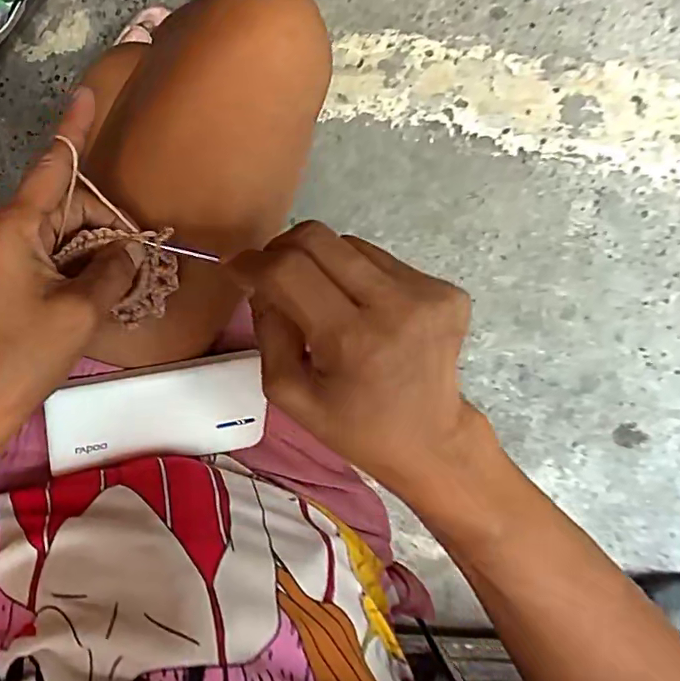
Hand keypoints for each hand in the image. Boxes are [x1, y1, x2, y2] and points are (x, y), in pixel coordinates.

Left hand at [0, 88, 137, 434]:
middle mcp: (7, 232)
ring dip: (97, 247)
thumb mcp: (79, 311)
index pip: (52, 167)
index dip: (73, 130)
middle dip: (106, 220)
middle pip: (67, 204)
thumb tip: (130, 250)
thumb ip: (112, 271)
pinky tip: (107, 282)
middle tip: (142, 251)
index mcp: (15, 228)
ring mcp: (7, 255)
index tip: (87, 92)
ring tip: (129, 273)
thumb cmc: (25, 356)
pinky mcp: (13, 277)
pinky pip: (54, 255)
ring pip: (64, 232)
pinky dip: (82, 263)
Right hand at [226, 221, 488, 495]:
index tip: (235, 267)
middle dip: (279, 250)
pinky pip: (374, 258)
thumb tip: (260, 283)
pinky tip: (351, 304)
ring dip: (315, 261)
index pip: (288, 270)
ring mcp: (427, 293)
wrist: (431, 441)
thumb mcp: (286, 391)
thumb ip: (268, 330)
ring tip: (312, 296)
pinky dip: (348, 272)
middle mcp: (396, 305)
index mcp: (353, 339)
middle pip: (317, 239)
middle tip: (268, 275)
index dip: (252, 261)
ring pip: (345, 243)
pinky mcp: (444, 289)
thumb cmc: (351, 425)